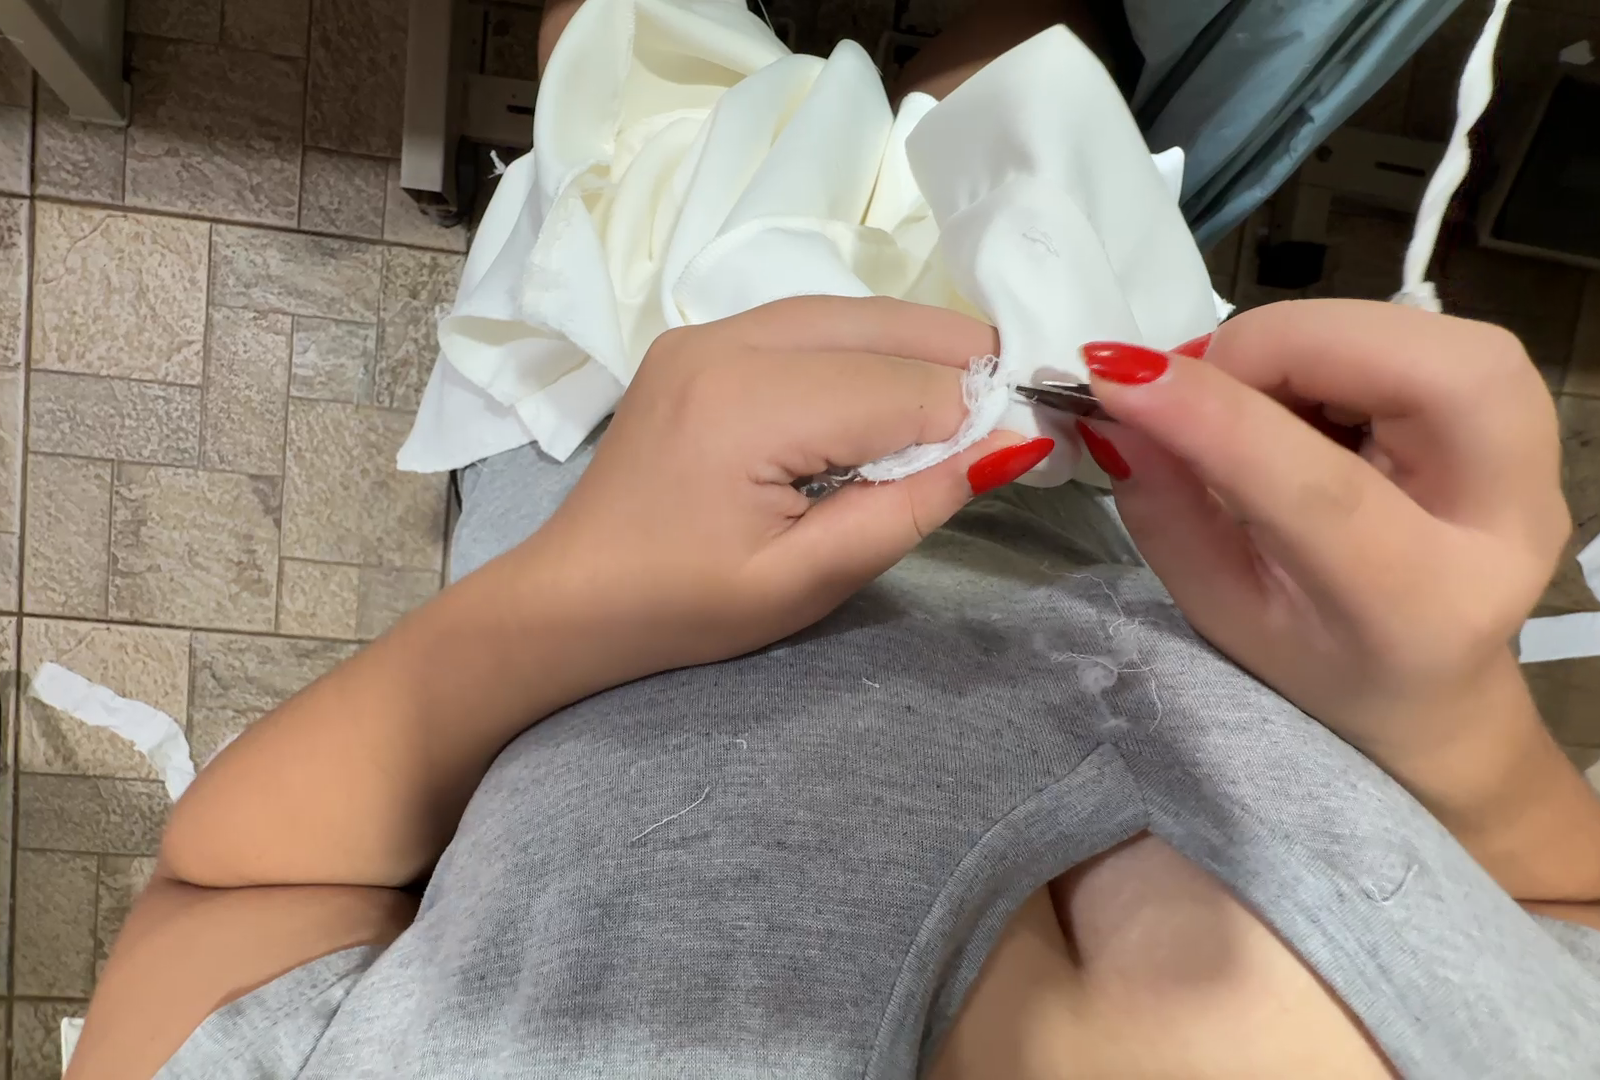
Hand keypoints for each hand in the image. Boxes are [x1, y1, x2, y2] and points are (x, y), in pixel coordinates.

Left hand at [494, 296, 1052, 698]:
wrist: (572, 598)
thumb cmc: (682, 609)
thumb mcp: (804, 580)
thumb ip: (908, 508)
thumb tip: (1004, 445)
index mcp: (749, 406)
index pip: (901, 389)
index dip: (972, 414)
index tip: (1027, 442)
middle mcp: (724, 342)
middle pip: (878, 324)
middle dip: (956, 357)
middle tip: (1014, 398)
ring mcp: (701, 333)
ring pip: (844, 311)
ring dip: (912, 345)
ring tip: (965, 390)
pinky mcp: (694, 343)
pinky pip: (802, 324)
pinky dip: (858, 348)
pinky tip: (883, 386)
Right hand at [1072, 299, 1569, 756]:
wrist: (1428, 685)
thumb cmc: (1305, 659)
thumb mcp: (1212, 606)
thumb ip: (1164, 512)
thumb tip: (1118, 415)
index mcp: (1412, 603)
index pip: (1315, 486)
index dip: (1207, 415)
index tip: (1111, 378)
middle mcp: (1508, 521)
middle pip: (1436, 371)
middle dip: (1280, 347)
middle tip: (1191, 384)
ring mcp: (1538, 462)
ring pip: (1431, 336)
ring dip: (1299, 342)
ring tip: (1232, 393)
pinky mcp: (1524, 418)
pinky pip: (1419, 338)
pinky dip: (1320, 344)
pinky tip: (1280, 393)